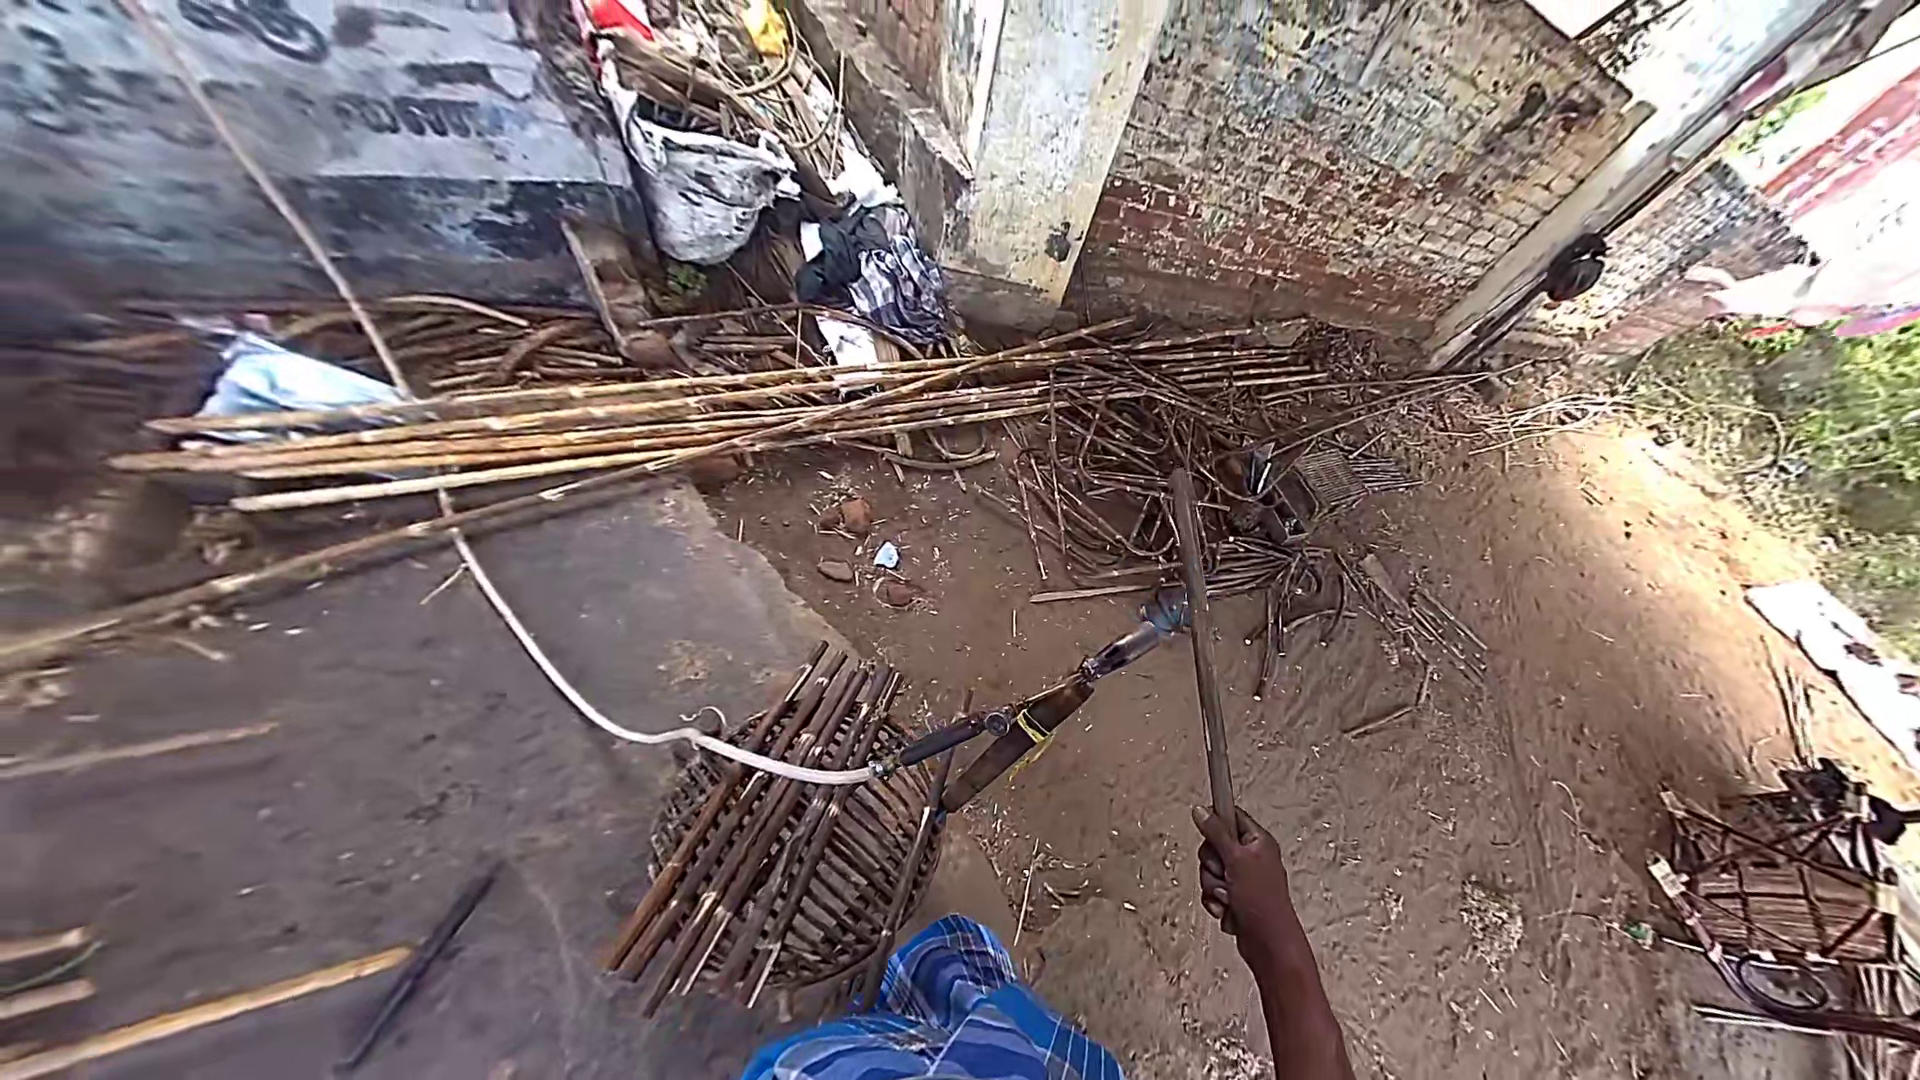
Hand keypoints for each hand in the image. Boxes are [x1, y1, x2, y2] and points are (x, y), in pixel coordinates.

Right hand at [1193, 804, 1292, 959]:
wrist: (1269, 946)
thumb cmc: (1264, 903)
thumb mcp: (1236, 860)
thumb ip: (1217, 833)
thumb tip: (1201, 811)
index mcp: (1258, 842)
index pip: (1231, 816)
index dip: (1216, 821)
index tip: (1207, 830)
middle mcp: (1250, 857)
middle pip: (1214, 844)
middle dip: (1211, 863)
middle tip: (1223, 872)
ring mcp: (1242, 878)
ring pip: (1210, 869)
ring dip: (1212, 885)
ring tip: (1228, 896)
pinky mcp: (1234, 896)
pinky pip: (1211, 889)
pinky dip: (1214, 900)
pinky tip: (1226, 909)